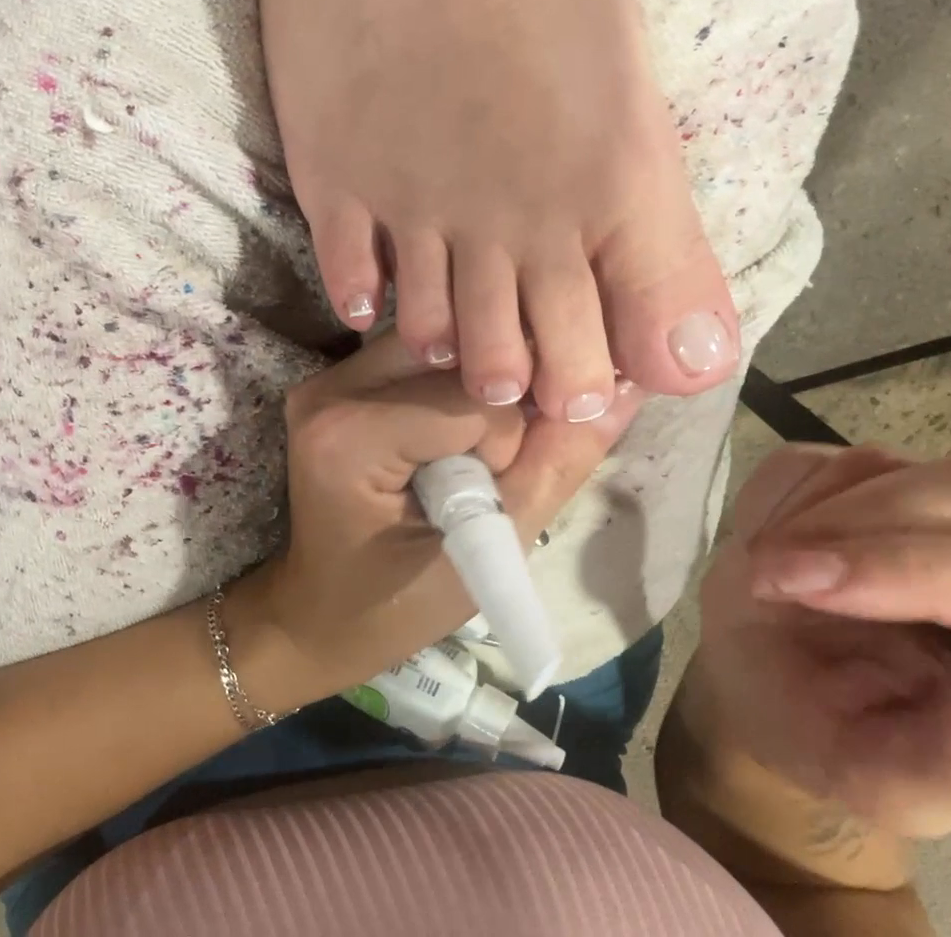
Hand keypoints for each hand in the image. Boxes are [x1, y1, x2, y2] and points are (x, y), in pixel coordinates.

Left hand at [242, 333, 641, 693]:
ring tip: (472, 453)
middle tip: (490, 465)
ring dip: (480, 389)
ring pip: (447, 339)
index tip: (488, 492)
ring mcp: (328, 378)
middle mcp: (330, 389)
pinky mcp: (338, 378)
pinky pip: (424, 353)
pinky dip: (456, 384)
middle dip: (498, 400)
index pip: (477, 399)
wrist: (319, 612)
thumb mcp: (489, 548)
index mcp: (351, 437)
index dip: (508, 443)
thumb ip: (558, 462)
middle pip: (462, 349)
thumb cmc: (395, 604)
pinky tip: (456, 434)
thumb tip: (631, 383)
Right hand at [252, 0, 738, 421]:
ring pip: (435, 330)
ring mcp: (410, 205)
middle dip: (538, 385)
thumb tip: (694, 362)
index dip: (612, 382)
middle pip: (522, 353)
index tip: (602, 389)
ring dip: (454, 353)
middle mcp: (506, 222)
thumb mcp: (634, 84)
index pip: (616, 345)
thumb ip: (658, 237)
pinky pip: (352, 275)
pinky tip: (375, 305)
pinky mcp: (333, 181)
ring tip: (460, 361)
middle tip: (529, 393)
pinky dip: (369, 301)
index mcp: (601, 193)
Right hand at [693, 446, 950, 839]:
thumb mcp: (882, 782)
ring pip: (901, 465)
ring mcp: (941, 510)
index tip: (812, 588)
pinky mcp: (866, 480)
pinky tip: (762, 552)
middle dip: (862, 532)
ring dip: (808, 518)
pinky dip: (772, 503)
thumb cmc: (823, 738)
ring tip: (763, 575)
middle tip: (768, 577)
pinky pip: (819, 461)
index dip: (930, 573)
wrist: (752, 688)